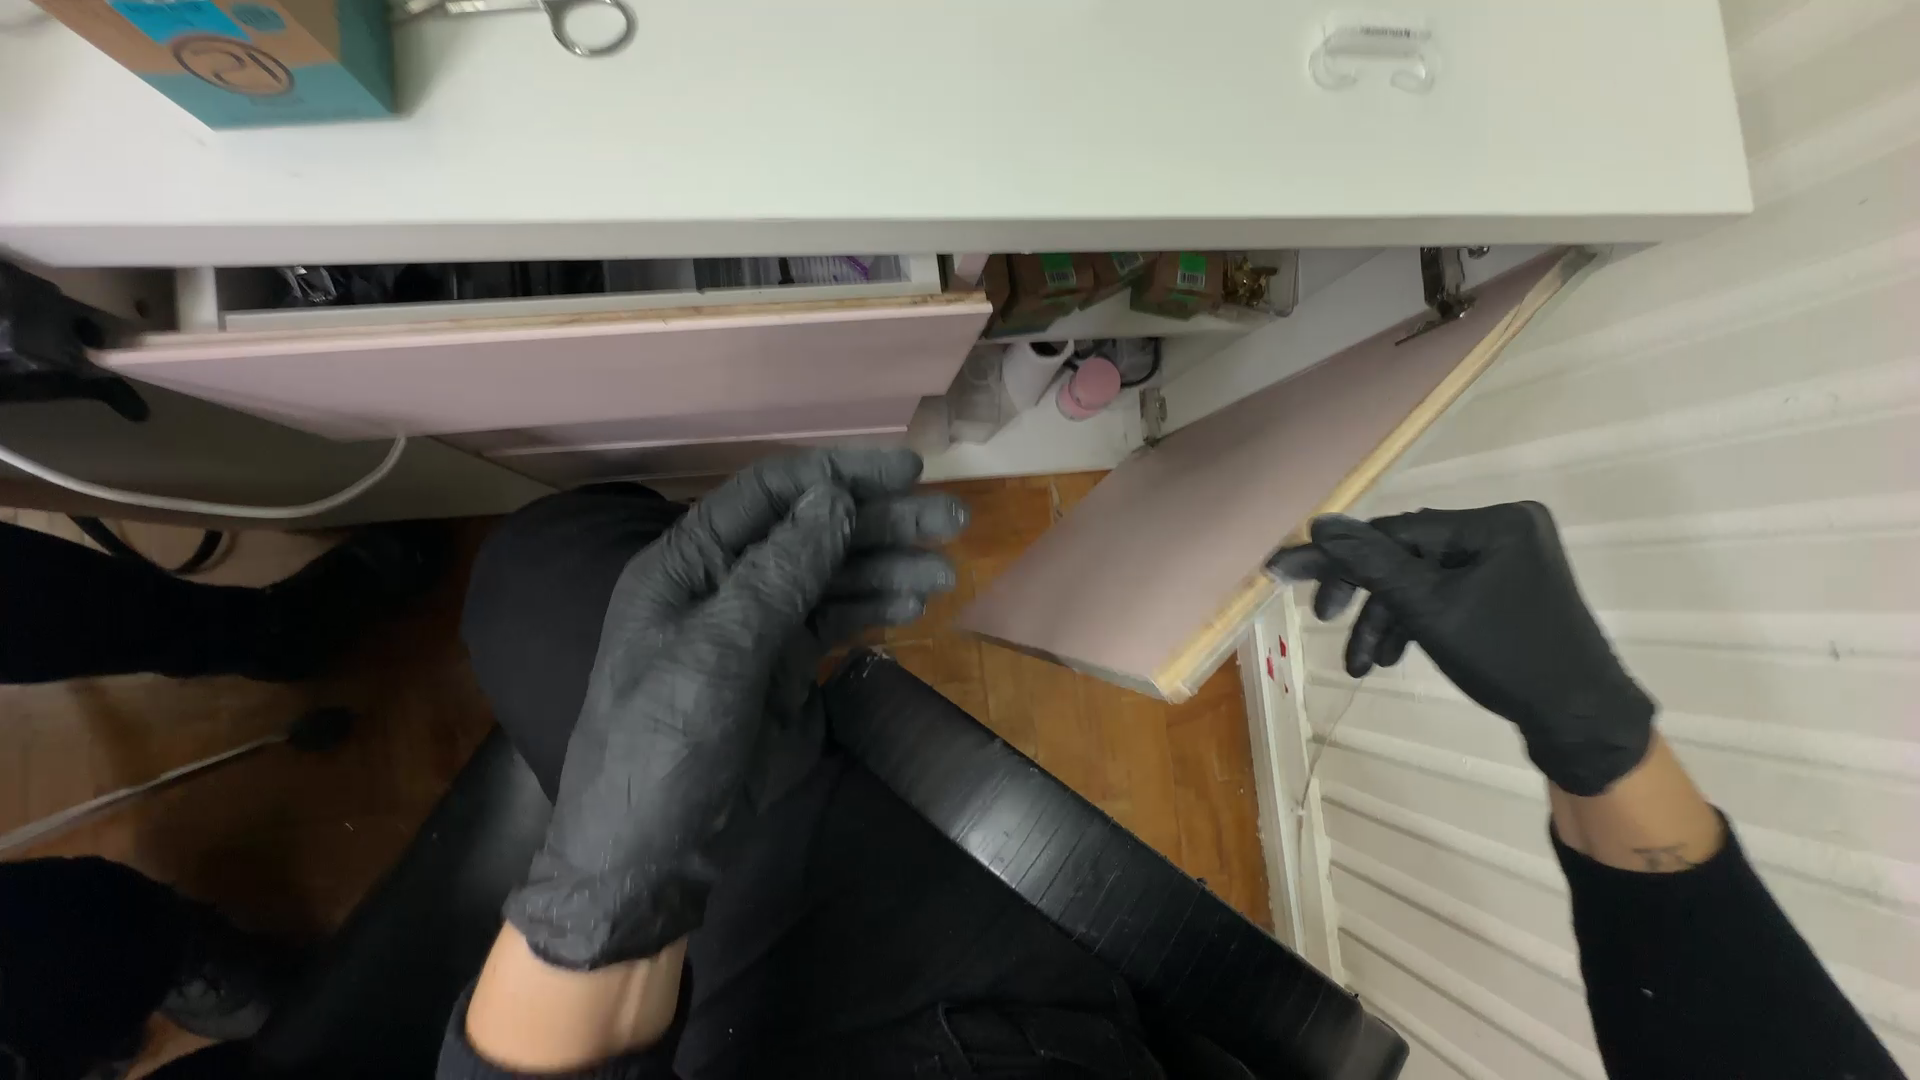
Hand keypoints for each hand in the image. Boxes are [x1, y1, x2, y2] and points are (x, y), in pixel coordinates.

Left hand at [504, 449, 955, 970]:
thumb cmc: (664, 745)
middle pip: (813, 534)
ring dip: (888, 567)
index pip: (770, 494)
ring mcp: (760, 628)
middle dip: (881, 523)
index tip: (907, 472)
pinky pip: (837, 623)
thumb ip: (778, 574)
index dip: (838, 474)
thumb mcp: (718, 653)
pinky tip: (914, 603)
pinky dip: (875, 609)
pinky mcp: (786, 669)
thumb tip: (833, 499)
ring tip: (946, 571)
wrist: (651, 854)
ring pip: (833, 578)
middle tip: (952, 521)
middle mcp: (728, 585)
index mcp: (690, 565)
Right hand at [1270, 502, 1654, 795]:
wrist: (1581, 721)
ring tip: (1361, 664)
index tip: (1287, 573)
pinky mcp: (1504, 589)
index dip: (1338, 557)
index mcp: (1495, 523)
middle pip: (1404, 556)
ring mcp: (1506, 561)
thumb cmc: (1506, 657)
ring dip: (1385, 621)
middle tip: (1323, 619)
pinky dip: (1413, 624)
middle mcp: (1503, 530)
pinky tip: (1391, 656)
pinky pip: (1442, 595)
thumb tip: (1318, 524)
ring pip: (1418, 582)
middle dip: (1365, 598)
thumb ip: (1370, 563)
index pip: (1394, 532)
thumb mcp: (1427, 608)